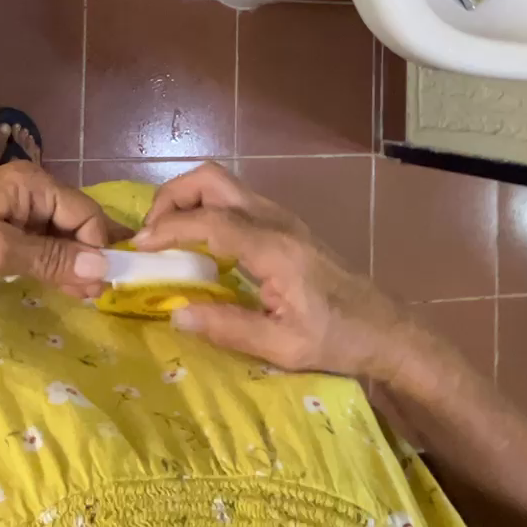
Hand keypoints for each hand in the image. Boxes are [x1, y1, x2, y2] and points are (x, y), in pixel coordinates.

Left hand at [0, 162, 124, 300]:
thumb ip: (50, 257)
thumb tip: (102, 266)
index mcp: (30, 183)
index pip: (84, 212)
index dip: (98, 247)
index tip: (103, 285)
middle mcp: (26, 187)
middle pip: (73, 219)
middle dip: (87, 254)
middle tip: (97, 294)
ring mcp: (10, 205)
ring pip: (56, 232)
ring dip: (71, 260)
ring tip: (84, 294)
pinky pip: (36, 240)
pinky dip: (50, 260)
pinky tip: (60, 283)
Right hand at [132, 163, 404, 376]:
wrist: (387, 330)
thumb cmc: (338, 340)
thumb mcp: (284, 348)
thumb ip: (228, 328)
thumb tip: (176, 313)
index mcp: (274, 248)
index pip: (209, 221)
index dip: (168, 228)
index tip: (139, 247)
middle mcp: (274, 219)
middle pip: (210, 179)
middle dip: (171, 197)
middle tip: (152, 234)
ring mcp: (279, 215)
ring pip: (219, 183)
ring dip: (185, 200)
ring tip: (167, 238)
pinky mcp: (281, 221)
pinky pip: (230, 199)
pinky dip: (202, 208)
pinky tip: (196, 244)